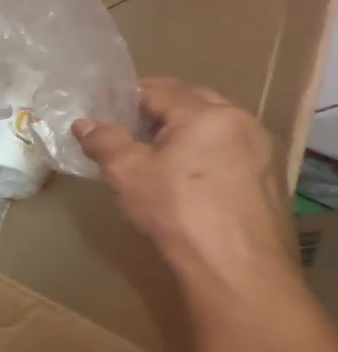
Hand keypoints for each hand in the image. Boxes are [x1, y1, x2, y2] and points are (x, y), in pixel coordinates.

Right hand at [74, 78, 292, 277]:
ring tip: (144, 148)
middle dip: (154, 107)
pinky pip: (225, 147)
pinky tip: (176, 172)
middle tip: (119, 123)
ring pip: (211, 125)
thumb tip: (86, 123)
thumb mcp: (125, 171)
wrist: (234, 262)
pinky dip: (197, 148)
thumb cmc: (174, 207)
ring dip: (177, 128)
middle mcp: (242, 124)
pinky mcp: (266, 176)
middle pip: (192, 101)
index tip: (97, 105)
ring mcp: (260, 151)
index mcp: (208, 115)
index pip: (159, 90)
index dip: (124, 94)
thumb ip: (103, 140)